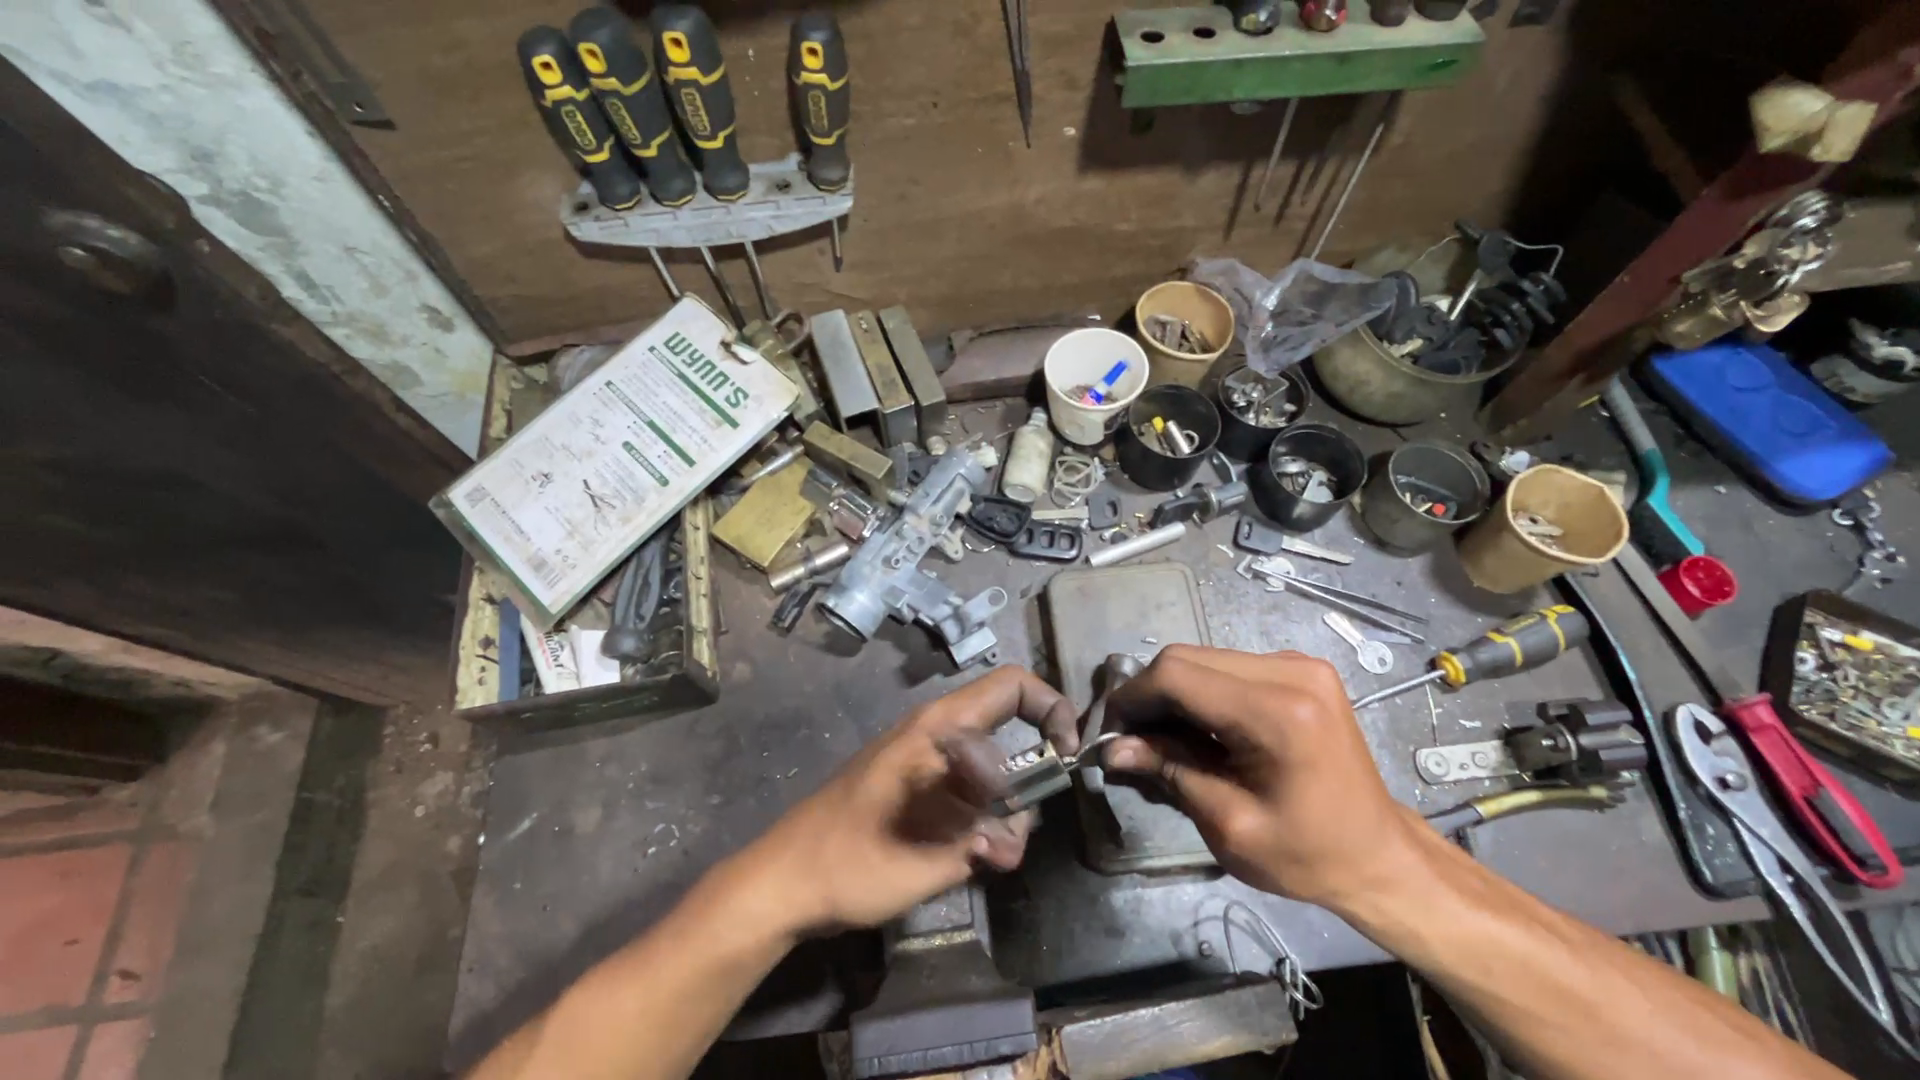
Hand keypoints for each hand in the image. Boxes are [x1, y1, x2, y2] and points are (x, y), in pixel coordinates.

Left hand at [736, 666, 1077, 935]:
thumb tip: (1023, 811)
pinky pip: (967, 799)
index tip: (1067, 759)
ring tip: (978, 860)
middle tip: (1009, 837)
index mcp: (940, 730)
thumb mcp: (933, 843)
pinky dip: (978, 827)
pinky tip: (963, 862)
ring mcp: (924, 767)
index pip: (1014, 686)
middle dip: (1027, 790)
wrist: (786, 885)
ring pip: (993, 777)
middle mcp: (936, 738)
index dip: (1052, 709)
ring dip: (1001, 819)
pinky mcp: (915, 795)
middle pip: (1010, 740)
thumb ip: (990, 821)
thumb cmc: (855, 860)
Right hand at [1101, 646, 1425, 911]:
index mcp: (1278, 712)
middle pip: (1187, 658)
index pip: (1177, 675)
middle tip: (1131, 739)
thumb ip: (1170, 771)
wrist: (1378, 855)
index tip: (1111, 733)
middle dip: (1149, 695)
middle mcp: (1291, 672)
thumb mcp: (1229, 823)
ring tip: (1162, 738)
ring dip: (1173, 693)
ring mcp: (1300, 666)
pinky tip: (1199, 729)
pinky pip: (1229, 666)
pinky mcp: (1301, 671)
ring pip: (1204, 658)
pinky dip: (1201, 692)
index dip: (1133, 698)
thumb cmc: (1307, 853)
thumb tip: (1112, 747)